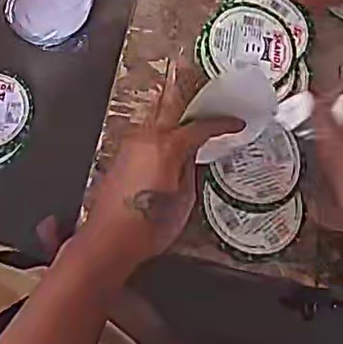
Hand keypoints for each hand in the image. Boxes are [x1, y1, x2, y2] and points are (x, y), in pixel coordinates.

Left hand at [76, 114, 243, 279]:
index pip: (200, 127)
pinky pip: (145, 132)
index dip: (221, 124)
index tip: (234, 123)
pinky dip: (160, 131)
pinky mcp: (120, 155)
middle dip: (191, 102)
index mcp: (167, 146)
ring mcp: (130, 144)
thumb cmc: (146, 226)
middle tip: (208, 104)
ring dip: (173, 114)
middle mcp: (146, 137)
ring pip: (156, 116)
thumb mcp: (184, 198)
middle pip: (171, 105)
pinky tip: (169, 144)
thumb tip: (191, 155)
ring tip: (191, 124)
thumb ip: (190, 168)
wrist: (109, 241)